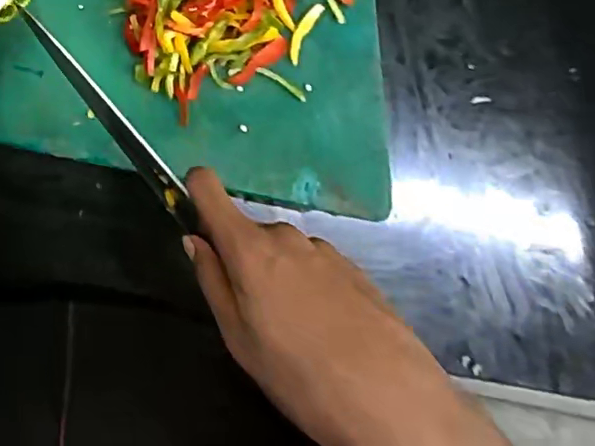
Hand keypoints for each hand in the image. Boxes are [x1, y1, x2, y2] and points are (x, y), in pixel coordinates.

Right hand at [184, 168, 506, 445]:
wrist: (400, 409)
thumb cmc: (302, 377)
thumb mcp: (239, 339)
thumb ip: (211, 280)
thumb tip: (194, 240)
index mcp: (248, 247)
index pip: (207, 185)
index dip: (194, 191)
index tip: (195, 219)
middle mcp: (284, 235)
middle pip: (248, 231)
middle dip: (244, 261)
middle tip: (258, 314)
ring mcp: (324, 249)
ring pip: (284, 251)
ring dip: (281, 276)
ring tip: (300, 332)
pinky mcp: (356, 268)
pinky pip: (316, 266)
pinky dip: (313, 288)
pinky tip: (331, 333)